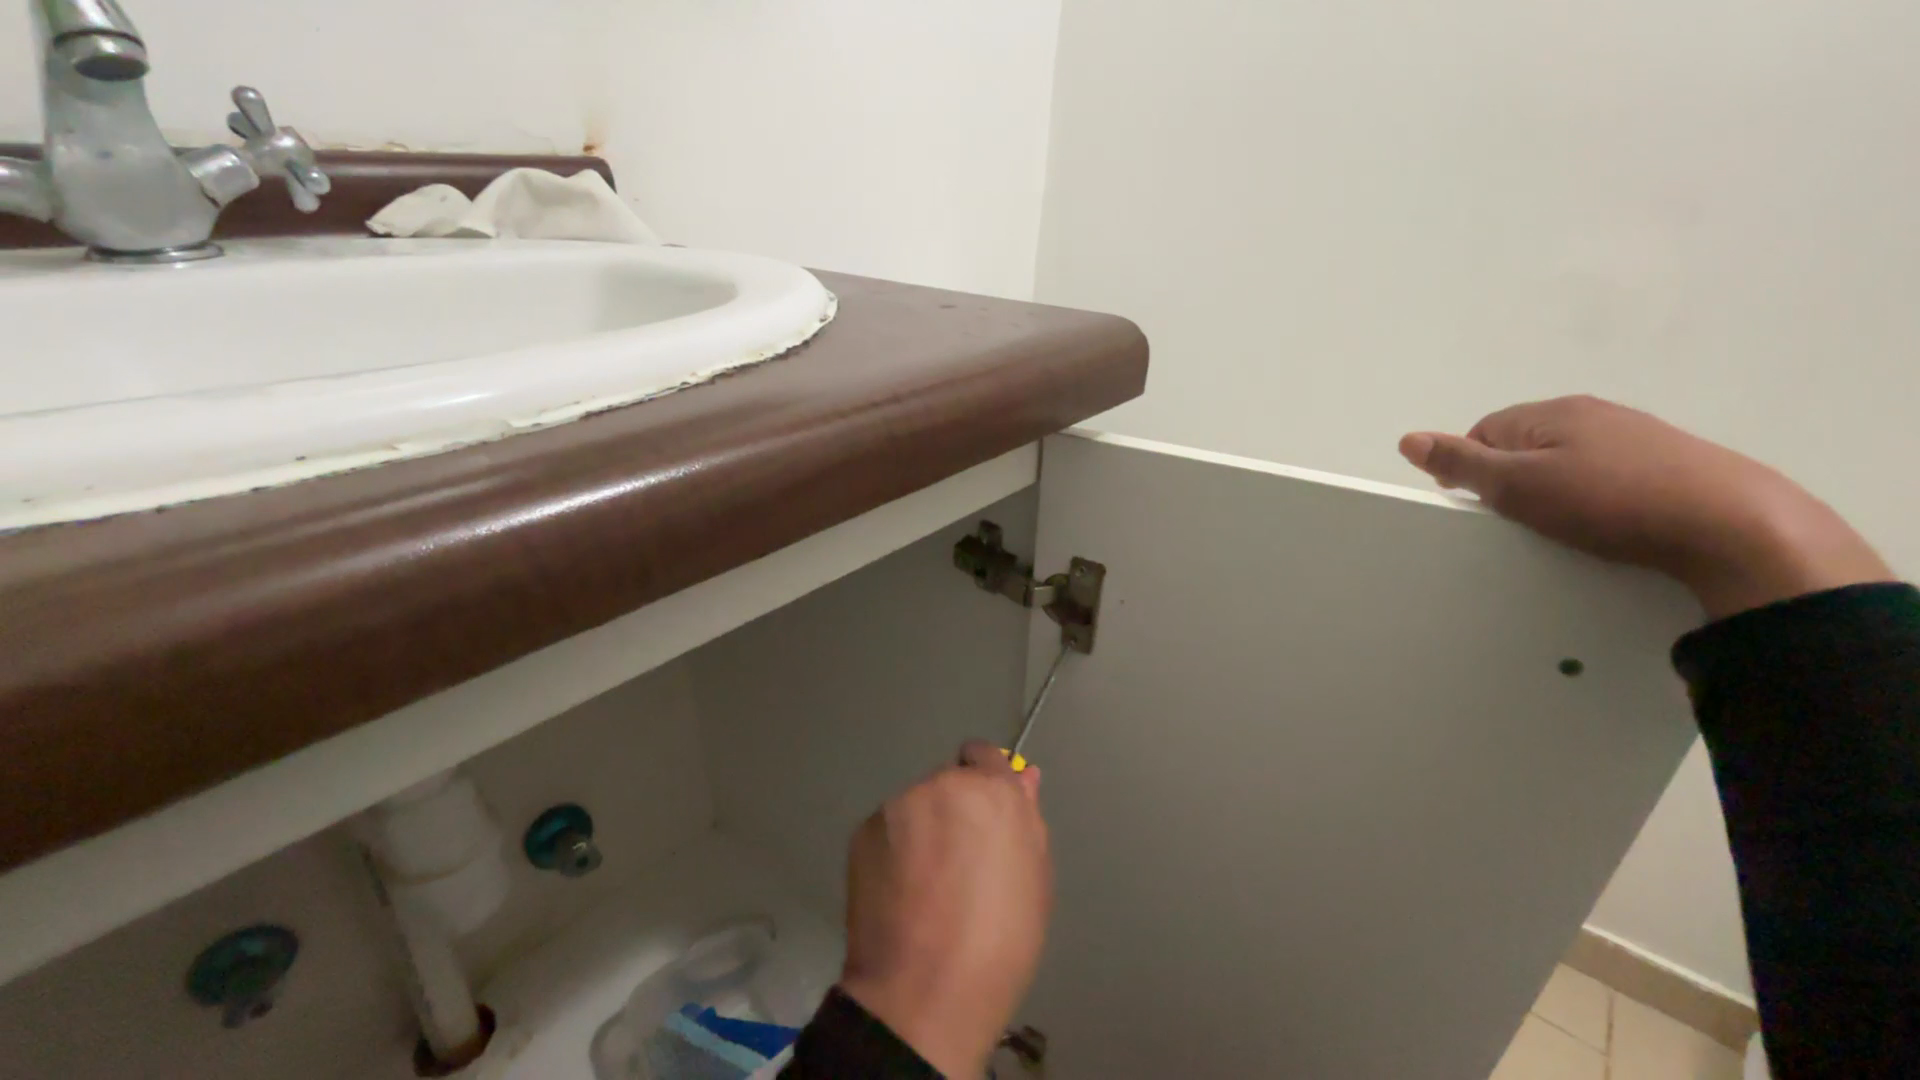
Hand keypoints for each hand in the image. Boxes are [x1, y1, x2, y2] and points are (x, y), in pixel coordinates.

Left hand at [838, 741, 1051, 1077]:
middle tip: (960, 865)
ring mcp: (896, 807)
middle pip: (950, 783)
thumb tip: (1023, 778)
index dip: (988, 784)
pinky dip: (894, 851)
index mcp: (991, 791)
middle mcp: (940, 785)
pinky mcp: (863, 833)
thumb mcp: (1034, 879)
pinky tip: (900, 894)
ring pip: (916, 807)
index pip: (986, 756)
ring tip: (927, 887)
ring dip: (923, 830)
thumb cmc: (999, 941)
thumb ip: (1026, 818)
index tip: (987, 819)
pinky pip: (888, 830)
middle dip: (955, 811)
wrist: (924, 992)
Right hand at [1399, 395, 1892, 618]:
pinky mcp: (1673, 466)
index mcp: (1553, 413)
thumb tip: (1409, 439)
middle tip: (1515, 520)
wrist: (1734, 527)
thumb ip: (1462, 464)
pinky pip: (1610, 478)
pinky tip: (1606, 526)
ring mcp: (1639, 438)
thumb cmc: (1610, 502)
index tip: (1475, 506)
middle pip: (1528, 445)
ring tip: (1562, 527)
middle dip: (1513, 480)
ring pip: (1570, 462)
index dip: (1470, 467)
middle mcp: (1595, 415)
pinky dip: (1596, 500)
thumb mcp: (1519, 487)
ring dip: (1555, 490)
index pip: (1484, 431)